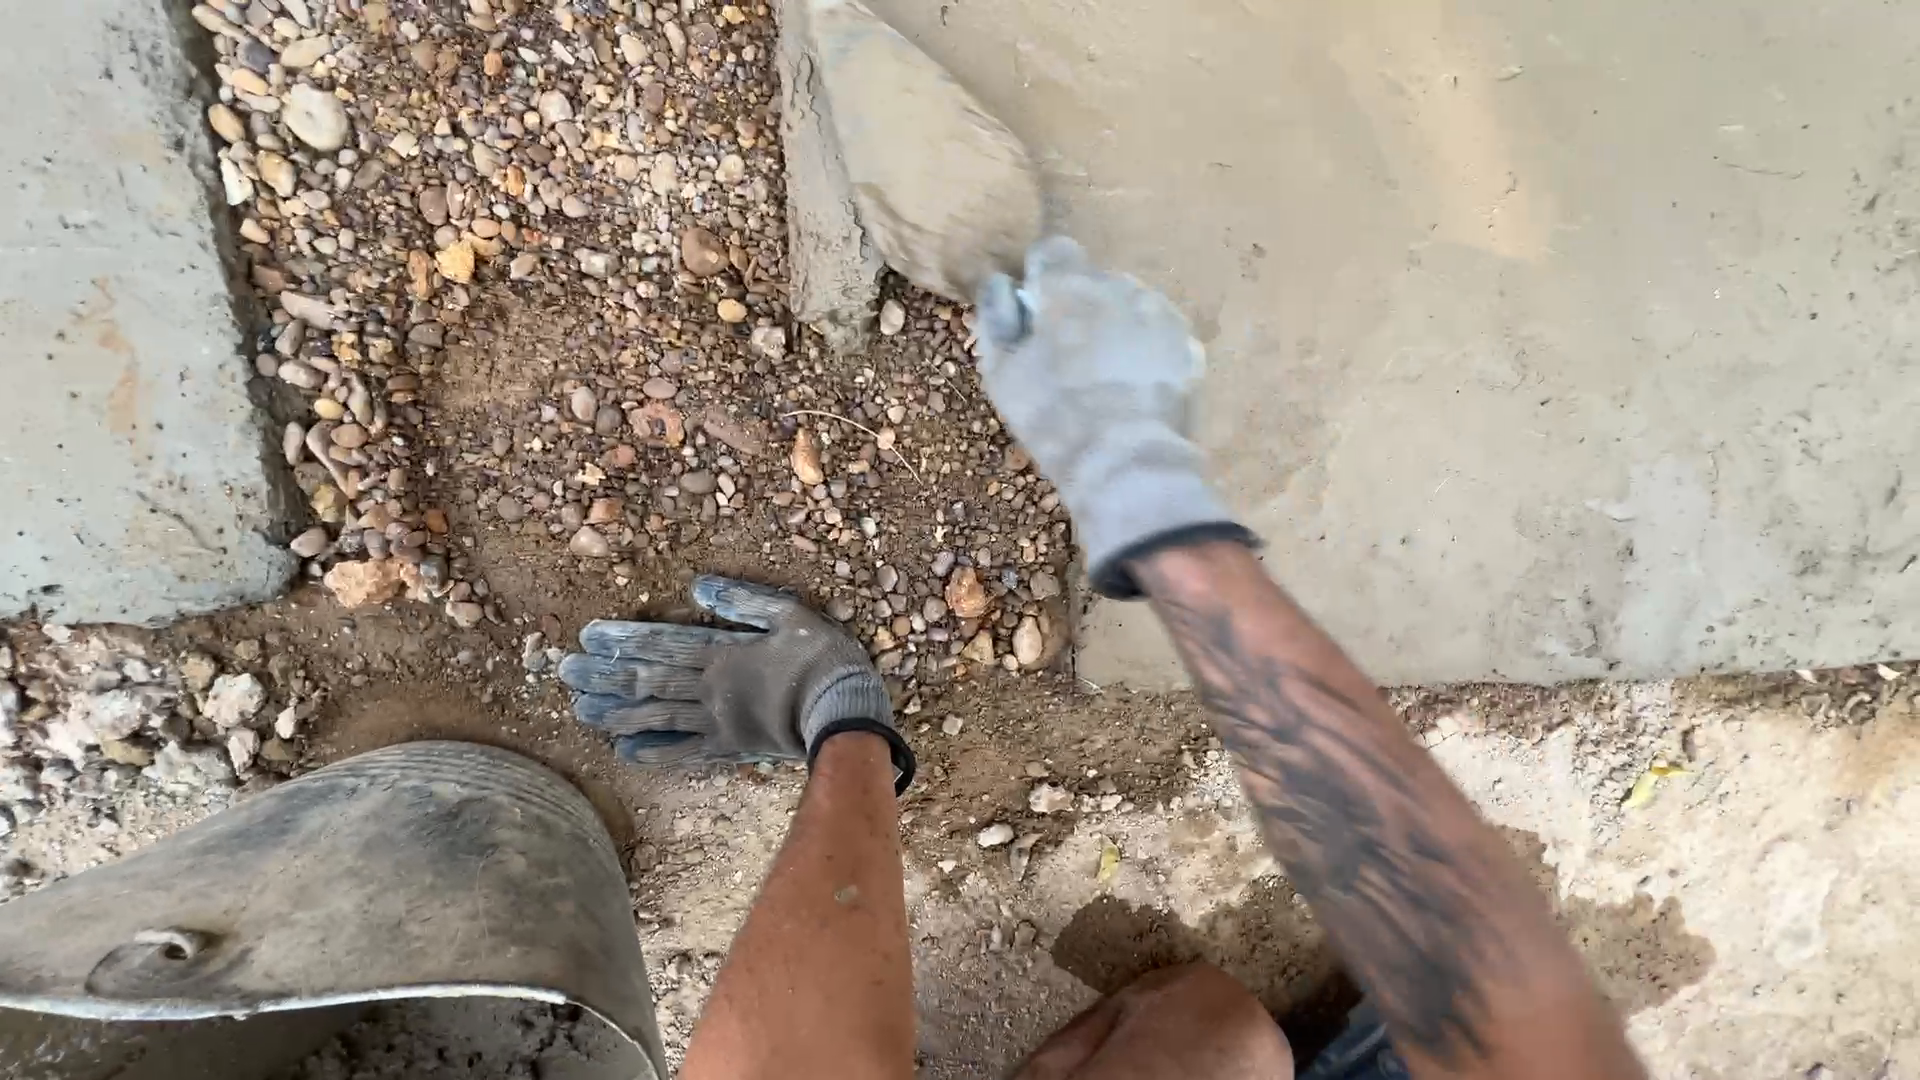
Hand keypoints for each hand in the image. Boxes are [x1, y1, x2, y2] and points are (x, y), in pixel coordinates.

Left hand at [559, 576, 913, 791]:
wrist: (845, 710)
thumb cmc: (822, 657)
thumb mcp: (791, 614)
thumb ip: (744, 601)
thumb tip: (699, 587)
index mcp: (723, 654)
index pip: (664, 645)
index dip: (625, 641)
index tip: (590, 638)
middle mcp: (710, 689)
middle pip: (649, 681)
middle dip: (606, 676)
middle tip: (566, 673)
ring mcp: (718, 723)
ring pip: (657, 717)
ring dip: (617, 713)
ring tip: (581, 711)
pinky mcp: (731, 749)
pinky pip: (685, 752)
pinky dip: (655, 751)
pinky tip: (627, 751)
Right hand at [974, 237, 1254, 596]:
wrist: (1124, 462)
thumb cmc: (1052, 415)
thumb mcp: (1001, 372)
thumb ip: (997, 317)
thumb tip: (1001, 282)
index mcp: (1069, 286)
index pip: (1053, 251)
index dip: (1041, 279)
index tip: (1037, 312)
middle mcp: (1120, 287)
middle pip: (1095, 281)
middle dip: (1081, 306)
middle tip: (1069, 356)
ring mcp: (1161, 316)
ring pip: (1132, 307)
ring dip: (1117, 327)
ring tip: (1107, 377)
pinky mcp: (1188, 350)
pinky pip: (1161, 339)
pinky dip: (1148, 354)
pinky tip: (1136, 390)